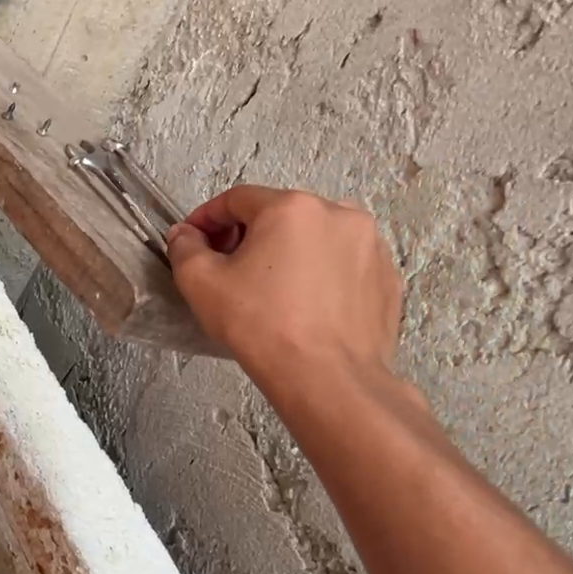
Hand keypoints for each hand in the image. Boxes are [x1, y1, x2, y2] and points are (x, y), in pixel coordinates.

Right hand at [166, 186, 403, 389]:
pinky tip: (297, 301)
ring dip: (283, 250)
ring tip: (264, 285)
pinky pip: (340, 261)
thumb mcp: (198, 280)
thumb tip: (186, 235)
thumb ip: (184, 246)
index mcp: (291, 208)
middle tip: (224, 265)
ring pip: (312, 236)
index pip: (236, 199)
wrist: (326, 374)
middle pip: (278, 213)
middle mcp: (339, 216)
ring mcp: (371, 246)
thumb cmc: (260, 322)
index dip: (206, 218)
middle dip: (246, 234)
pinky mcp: (387, 277)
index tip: (192, 239)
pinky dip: (316, 271)